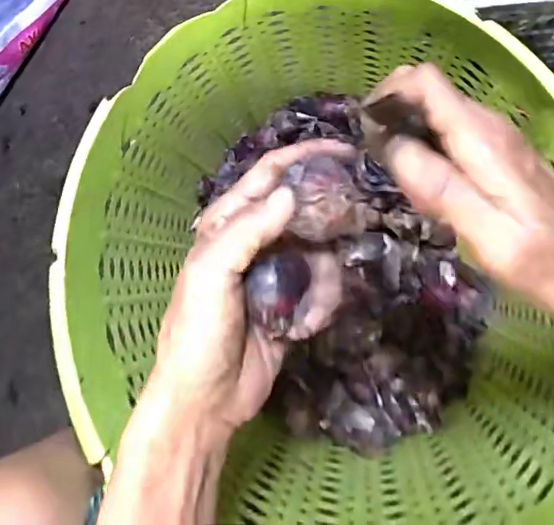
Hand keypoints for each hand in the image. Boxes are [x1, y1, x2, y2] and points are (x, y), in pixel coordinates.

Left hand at [134, 140, 343, 445]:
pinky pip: (322, 285)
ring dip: (324, 274)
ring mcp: (275, 268)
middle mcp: (254, 236)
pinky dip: (322, 302)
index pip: (270, 172)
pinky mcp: (292, 300)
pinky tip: (303, 326)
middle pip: (301, 207)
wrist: (205, 402)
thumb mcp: (211, 274)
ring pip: (318, 248)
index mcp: (227, 220)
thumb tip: (289, 193)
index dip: (304, 155)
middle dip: (328, 212)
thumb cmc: (197, 331)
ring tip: (308, 306)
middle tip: (356, 218)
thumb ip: (247, 230)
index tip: (345, 150)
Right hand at [362, 64, 553, 322]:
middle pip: (424, 88)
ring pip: (434, 107)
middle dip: (390, 111)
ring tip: (398, 174)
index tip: (368, 129)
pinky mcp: (501, 151)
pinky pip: (448, 127)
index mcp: (481, 139)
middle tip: (378, 158)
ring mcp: (496, 136)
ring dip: (405, 127)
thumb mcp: (496, 241)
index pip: (422, 80)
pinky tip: (428, 182)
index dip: (387, 92)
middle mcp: (488, 125)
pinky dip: (425, 141)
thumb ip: (442, 191)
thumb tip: (393, 147)